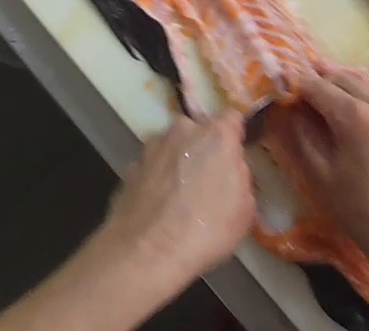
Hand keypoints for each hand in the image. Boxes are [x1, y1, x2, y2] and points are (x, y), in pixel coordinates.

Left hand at [0, 112, 252, 330]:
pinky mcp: (128, 166)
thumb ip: (237, 176)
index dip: (234, 130)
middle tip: (208, 183)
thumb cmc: (201, 233)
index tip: (237, 143)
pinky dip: (156, 180)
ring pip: (171, 148)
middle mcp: (177, 129)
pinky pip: (151, 167)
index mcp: (211, 134)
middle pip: (197, 132)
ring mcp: (149, 146)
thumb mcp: (240, 209)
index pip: (230, 117)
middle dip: (202, 151)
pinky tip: (158, 210)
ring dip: (177, 166)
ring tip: (180, 203)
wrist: (141, 252)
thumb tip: (231, 162)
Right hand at [277, 68, 368, 330]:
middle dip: (321, 78)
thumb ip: (302, 134)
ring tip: (331, 84)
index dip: (298, 82)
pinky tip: (365, 97)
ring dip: (346, 80)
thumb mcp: (321, 175)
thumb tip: (289, 108)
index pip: (318, 86)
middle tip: (304, 86)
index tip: (284, 83)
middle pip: (344, 78)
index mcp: (355, 116)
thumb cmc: (361, 212)